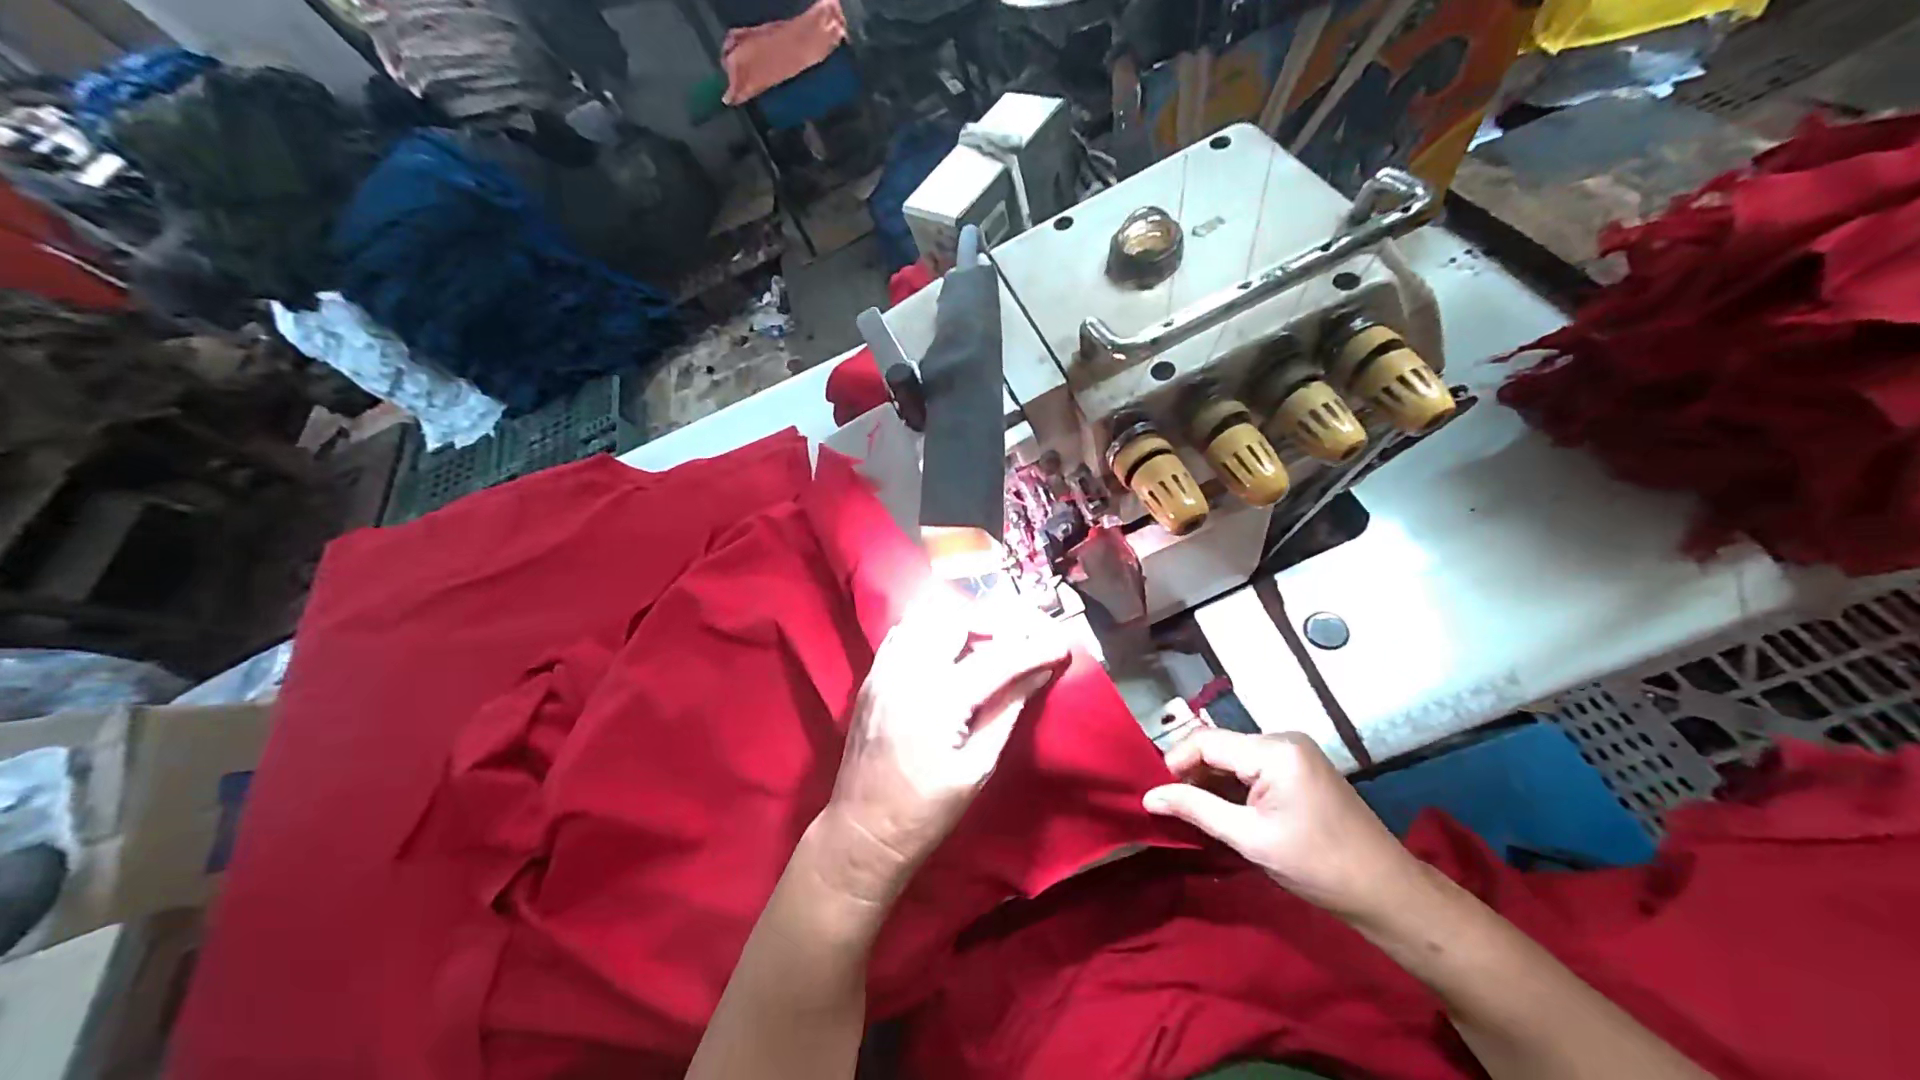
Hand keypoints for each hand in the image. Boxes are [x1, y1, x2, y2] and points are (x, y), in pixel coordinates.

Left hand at [815, 586, 1069, 907]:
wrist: (862, 831)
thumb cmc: (925, 812)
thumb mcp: (977, 767)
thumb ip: (1006, 711)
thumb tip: (1037, 673)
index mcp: (939, 700)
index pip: (997, 658)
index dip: (1034, 648)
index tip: (1062, 643)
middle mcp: (908, 672)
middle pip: (958, 619)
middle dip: (999, 621)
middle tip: (1028, 636)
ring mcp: (884, 670)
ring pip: (928, 617)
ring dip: (965, 620)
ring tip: (994, 638)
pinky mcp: (872, 676)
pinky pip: (905, 631)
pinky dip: (934, 628)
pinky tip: (953, 646)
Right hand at [1143, 729, 1422, 923]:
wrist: (1385, 891)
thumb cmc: (1317, 865)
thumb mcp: (1249, 838)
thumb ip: (1196, 809)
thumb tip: (1148, 797)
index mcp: (1274, 750)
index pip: (1206, 741)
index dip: (1175, 763)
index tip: (1158, 795)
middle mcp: (1283, 739)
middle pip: (1219, 746)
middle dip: (1193, 774)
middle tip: (1173, 807)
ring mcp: (1294, 752)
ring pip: (1233, 757)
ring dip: (1212, 782)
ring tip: (1195, 812)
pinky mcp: (1299, 767)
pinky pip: (1252, 766)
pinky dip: (1233, 787)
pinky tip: (1225, 811)